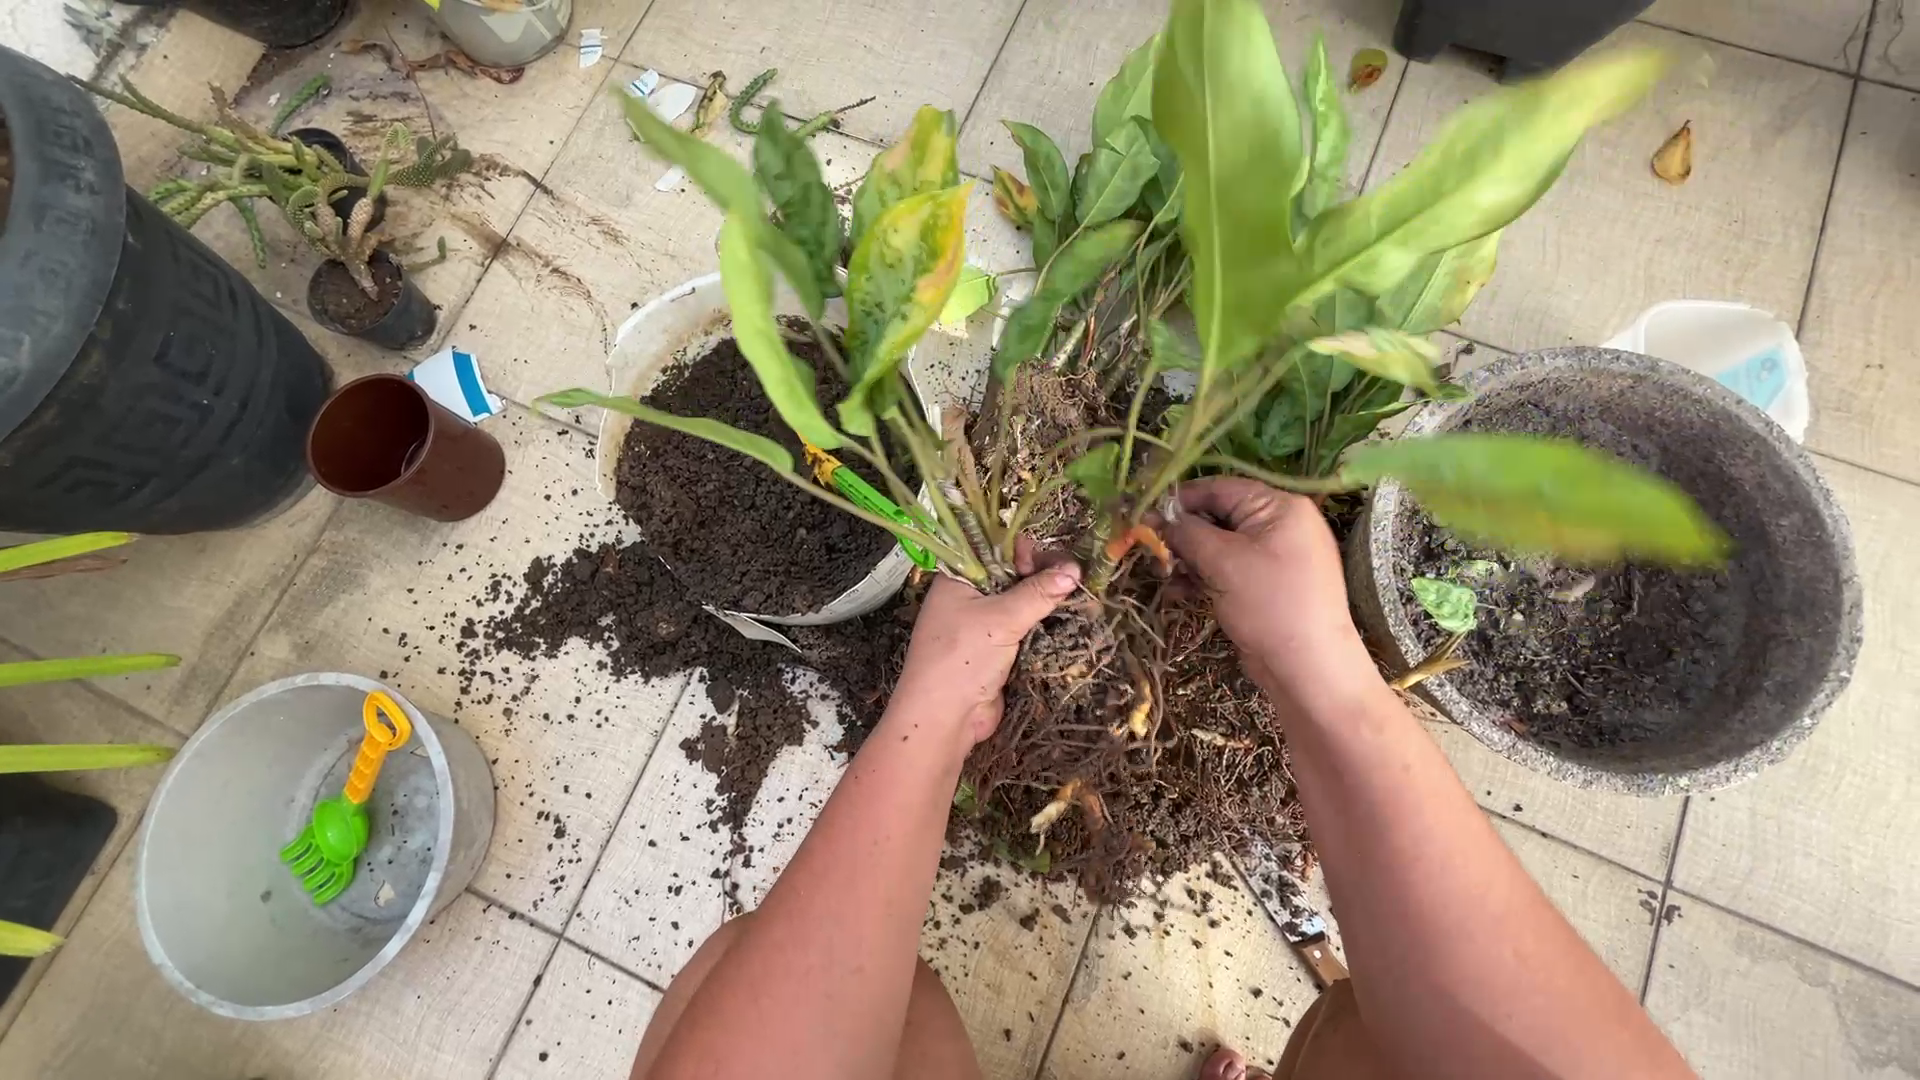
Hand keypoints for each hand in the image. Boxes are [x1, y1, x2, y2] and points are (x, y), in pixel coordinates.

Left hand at [892, 540, 1079, 745]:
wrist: (944, 719)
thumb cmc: (962, 658)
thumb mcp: (1000, 619)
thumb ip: (1038, 593)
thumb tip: (1073, 571)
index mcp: (958, 579)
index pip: (995, 550)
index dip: (1024, 551)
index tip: (1052, 561)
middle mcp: (969, 597)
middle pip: (1012, 575)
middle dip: (1042, 575)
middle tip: (1074, 577)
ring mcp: (983, 625)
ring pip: (1021, 603)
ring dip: (1047, 601)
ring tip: (1079, 595)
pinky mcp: (997, 651)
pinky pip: (1024, 628)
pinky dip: (1044, 624)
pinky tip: (1069, 618)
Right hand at [1160, 477, 1379, 715]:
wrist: (1307, 667)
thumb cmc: (1267, 603)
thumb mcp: (1221, 561)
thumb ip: (1186, 532)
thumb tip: (1155, 516)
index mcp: (1279, 506)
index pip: (1220, 488)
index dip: (1180, 500)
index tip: (1145, 515)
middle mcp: (1280, 524)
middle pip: (1218, 516)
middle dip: (1182, 534)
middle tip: (1152, 551)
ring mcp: (1274, 556)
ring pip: (1218, 545)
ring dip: (1188, 558)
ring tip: (1165, 577)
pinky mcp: (1265, 584)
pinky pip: (1227, 568)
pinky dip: (1203, 576)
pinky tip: (1180, 592)